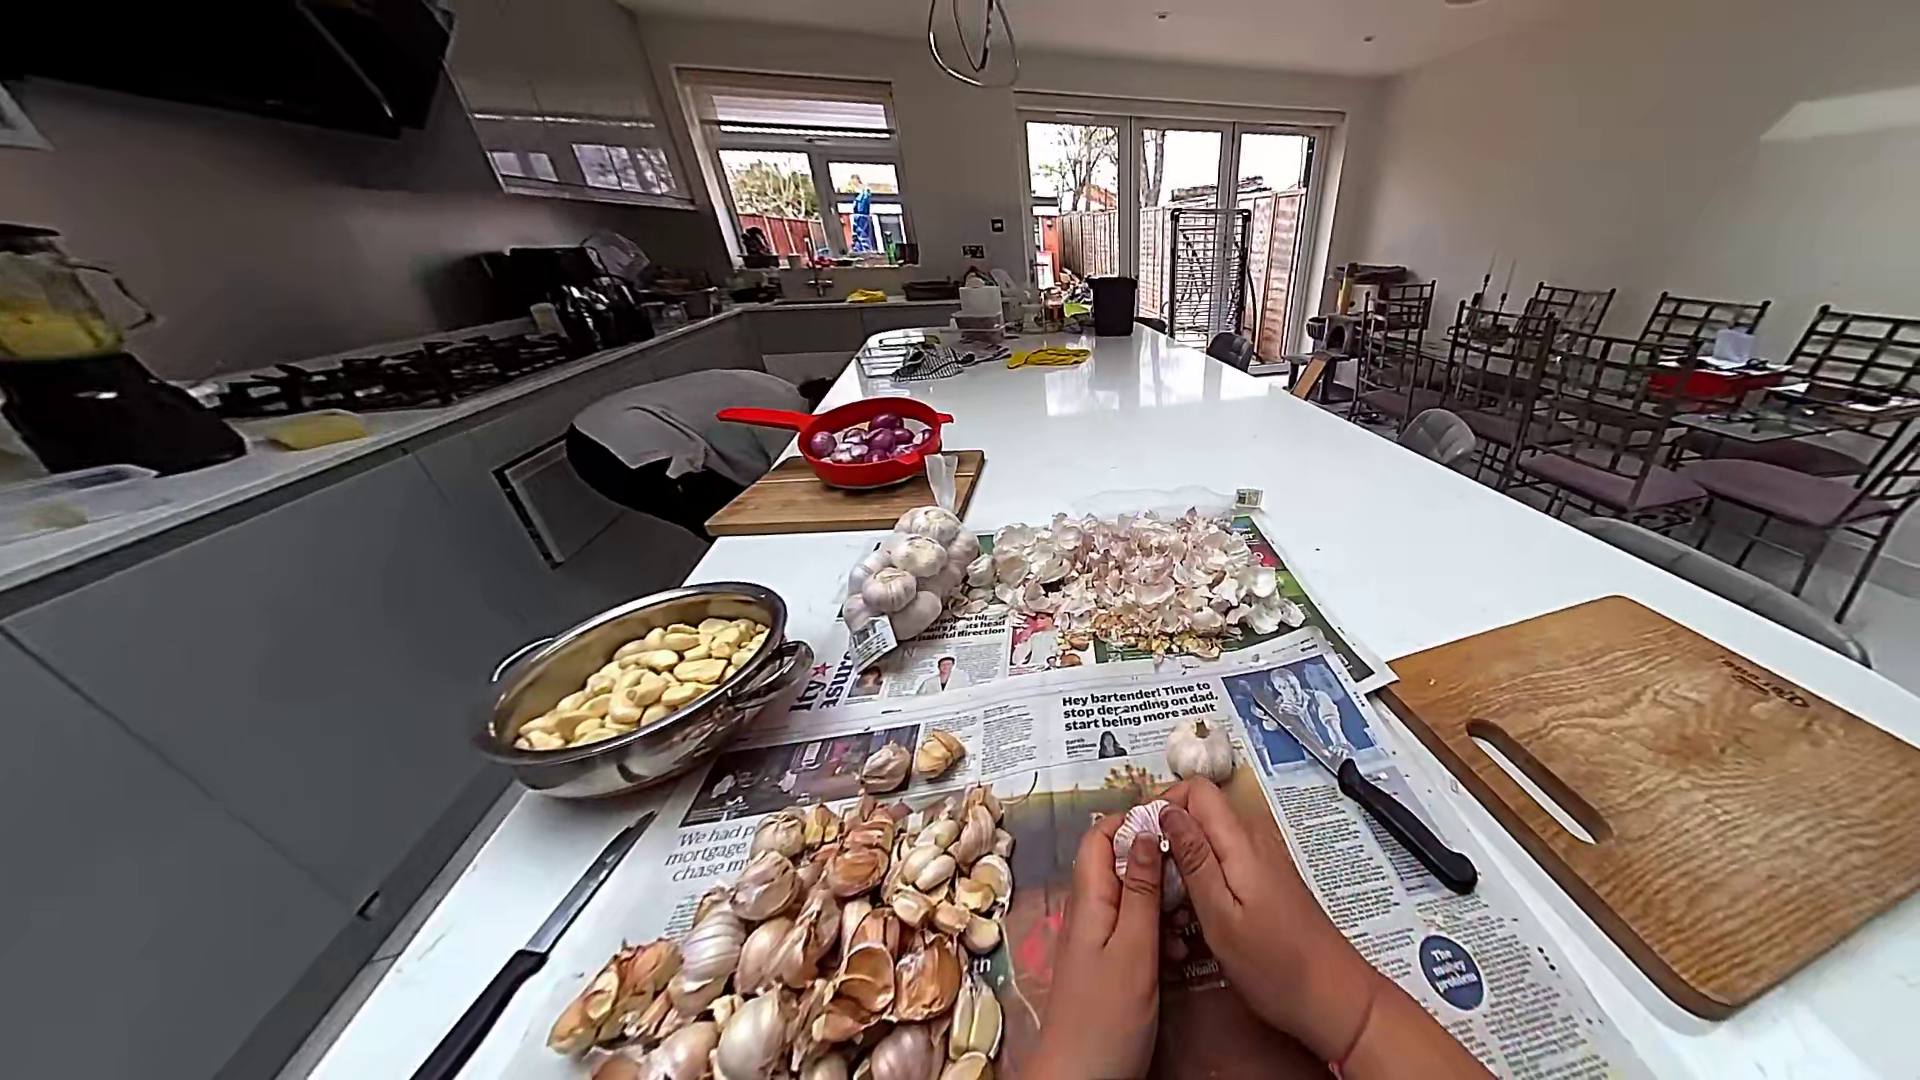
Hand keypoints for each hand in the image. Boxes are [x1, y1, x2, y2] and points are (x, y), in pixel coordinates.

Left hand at [1029, 812, 1163, 1079]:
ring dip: (1158, 898)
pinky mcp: (1106, 958)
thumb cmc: (1107, 1014)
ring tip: (1188, 913)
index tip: (1168, 820)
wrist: (1080, 1078)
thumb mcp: (1132, 949)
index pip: (1099, 835)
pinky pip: (1131, 925)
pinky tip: (1177, 947)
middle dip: (1152, 860)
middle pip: (1115, 861)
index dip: (1129, 820)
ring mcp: (1095, 933)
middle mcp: (1087, 906)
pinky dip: (1155, 927)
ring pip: (1128, 894)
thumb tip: (1143, 833)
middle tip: (1188, 870)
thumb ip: (1139, 891)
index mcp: (1088, 895)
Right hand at [1159, 778, 1382, 1063]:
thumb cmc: (1275, 966)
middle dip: (1170, 829)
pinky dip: (1205, 865)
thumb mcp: (1221, 917)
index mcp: (1240, 840)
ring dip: (1185, 849)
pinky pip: (1225, 849)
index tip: (1145, 836)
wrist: (1339, 1003)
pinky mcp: (1267, 871)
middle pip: (1201, 806)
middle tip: (1154, 869)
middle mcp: (1254, 836)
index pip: (1195, 788)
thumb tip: (1166, 812)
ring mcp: (1264, 853)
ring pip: (1211, 829)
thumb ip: (1193, 858)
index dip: (1164, 802)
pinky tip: (1199, 899)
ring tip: (1173, 889)